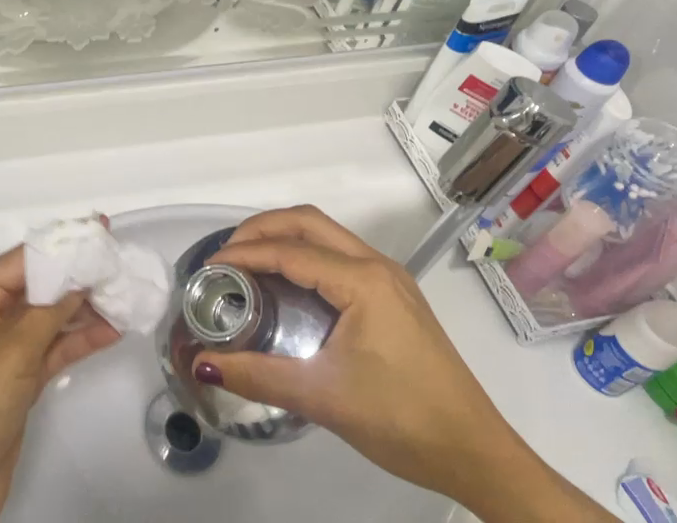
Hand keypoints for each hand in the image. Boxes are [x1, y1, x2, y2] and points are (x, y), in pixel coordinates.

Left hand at [0, 243, 121, 522]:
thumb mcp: (14, 350)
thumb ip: (51, 310)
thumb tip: (83, 278)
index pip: (23, 260)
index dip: (62, 245)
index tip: (101, 229)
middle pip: (39, 285)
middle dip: (78, 276)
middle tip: (120, 264)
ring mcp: (4, 347)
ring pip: (50, 316)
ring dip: (85, 308)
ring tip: (125, 295)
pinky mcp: (19, 376)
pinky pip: (54, 347)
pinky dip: (80, 338)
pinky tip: (112, 329)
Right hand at [189, 206, 614, 522]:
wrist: (474, 452)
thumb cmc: (402, 419)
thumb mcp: (324, 398)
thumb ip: (259, 375)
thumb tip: (202, 364)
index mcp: (363, 282)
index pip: (290, 251)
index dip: (243, 254)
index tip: (207, 270)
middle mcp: (378, 267)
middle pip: (309, 223)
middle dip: (261, 229)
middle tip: (225, 255)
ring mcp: (390, 280)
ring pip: (328, 236)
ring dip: (285, 238)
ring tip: (248, 265)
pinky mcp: (396, 297)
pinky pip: (340, 256)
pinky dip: (306, 256)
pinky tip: (287, 286)